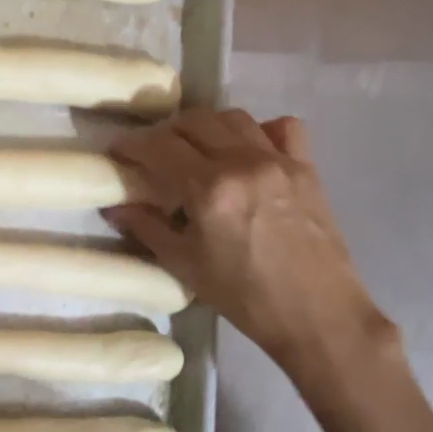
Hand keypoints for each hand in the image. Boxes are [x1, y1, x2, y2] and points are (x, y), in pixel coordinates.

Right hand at [106, 110, 396, 377]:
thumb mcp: (186, 266)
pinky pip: (283, 128)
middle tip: (153, 153)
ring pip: (234, 118)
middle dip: (166, 132)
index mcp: (209, 188)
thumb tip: (116, 208)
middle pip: (195, 122)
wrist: (316, 313)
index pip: (160, 147)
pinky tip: (249, 150)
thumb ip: (148, 229)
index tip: (118, 151)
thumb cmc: (244, 297)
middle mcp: (243, 162)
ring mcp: (279, 161)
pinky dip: (260, 130)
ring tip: (196, 148)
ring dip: (207, 127)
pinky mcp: (307, 168)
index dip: (133, 145)